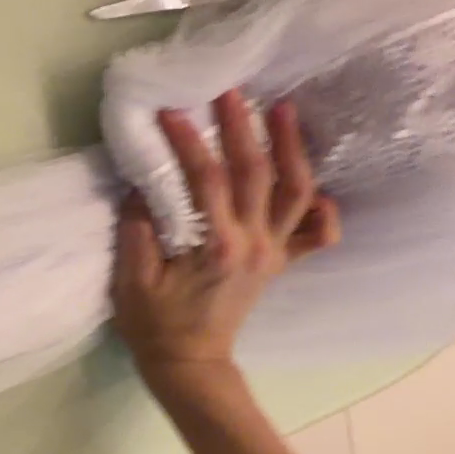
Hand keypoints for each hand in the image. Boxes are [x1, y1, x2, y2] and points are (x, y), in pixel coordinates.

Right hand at [113, 91, 341, 385]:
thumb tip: (142, 186)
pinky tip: (315, 185)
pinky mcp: (279, 261)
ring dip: (291, 147)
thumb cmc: (152, 322)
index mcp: (216, 245)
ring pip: (294, 190)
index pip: (205, 180)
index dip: (188, 143)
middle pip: (256, 173)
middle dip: (243, 128)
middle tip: (232, 93)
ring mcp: (273, 251)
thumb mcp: (132, 279)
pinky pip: (315, 230)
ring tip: (284, 110)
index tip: (171, 113)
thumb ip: (139, 230)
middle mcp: (254, 242)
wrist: (187, 360)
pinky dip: (322, 205)